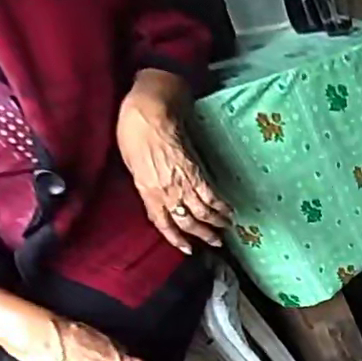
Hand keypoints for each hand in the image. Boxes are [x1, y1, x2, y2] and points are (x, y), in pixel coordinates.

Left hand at [116, 68, 230, 253]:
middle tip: (216, 242)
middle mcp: (166, 192)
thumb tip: (155, 192)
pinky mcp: (197, 173)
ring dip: (216, 224)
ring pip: (202, 213)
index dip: (176, 238)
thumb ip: (145, 181)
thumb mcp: (131, 162)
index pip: (162, 222)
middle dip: (203, 235)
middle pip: (187, 222)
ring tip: (226, 229)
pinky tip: (230, 212)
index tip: (187, 248)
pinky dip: (222, 207)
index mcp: (147, 190)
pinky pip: (212, 197)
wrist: (149, 112)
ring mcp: (182, 184)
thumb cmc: (133, 131)